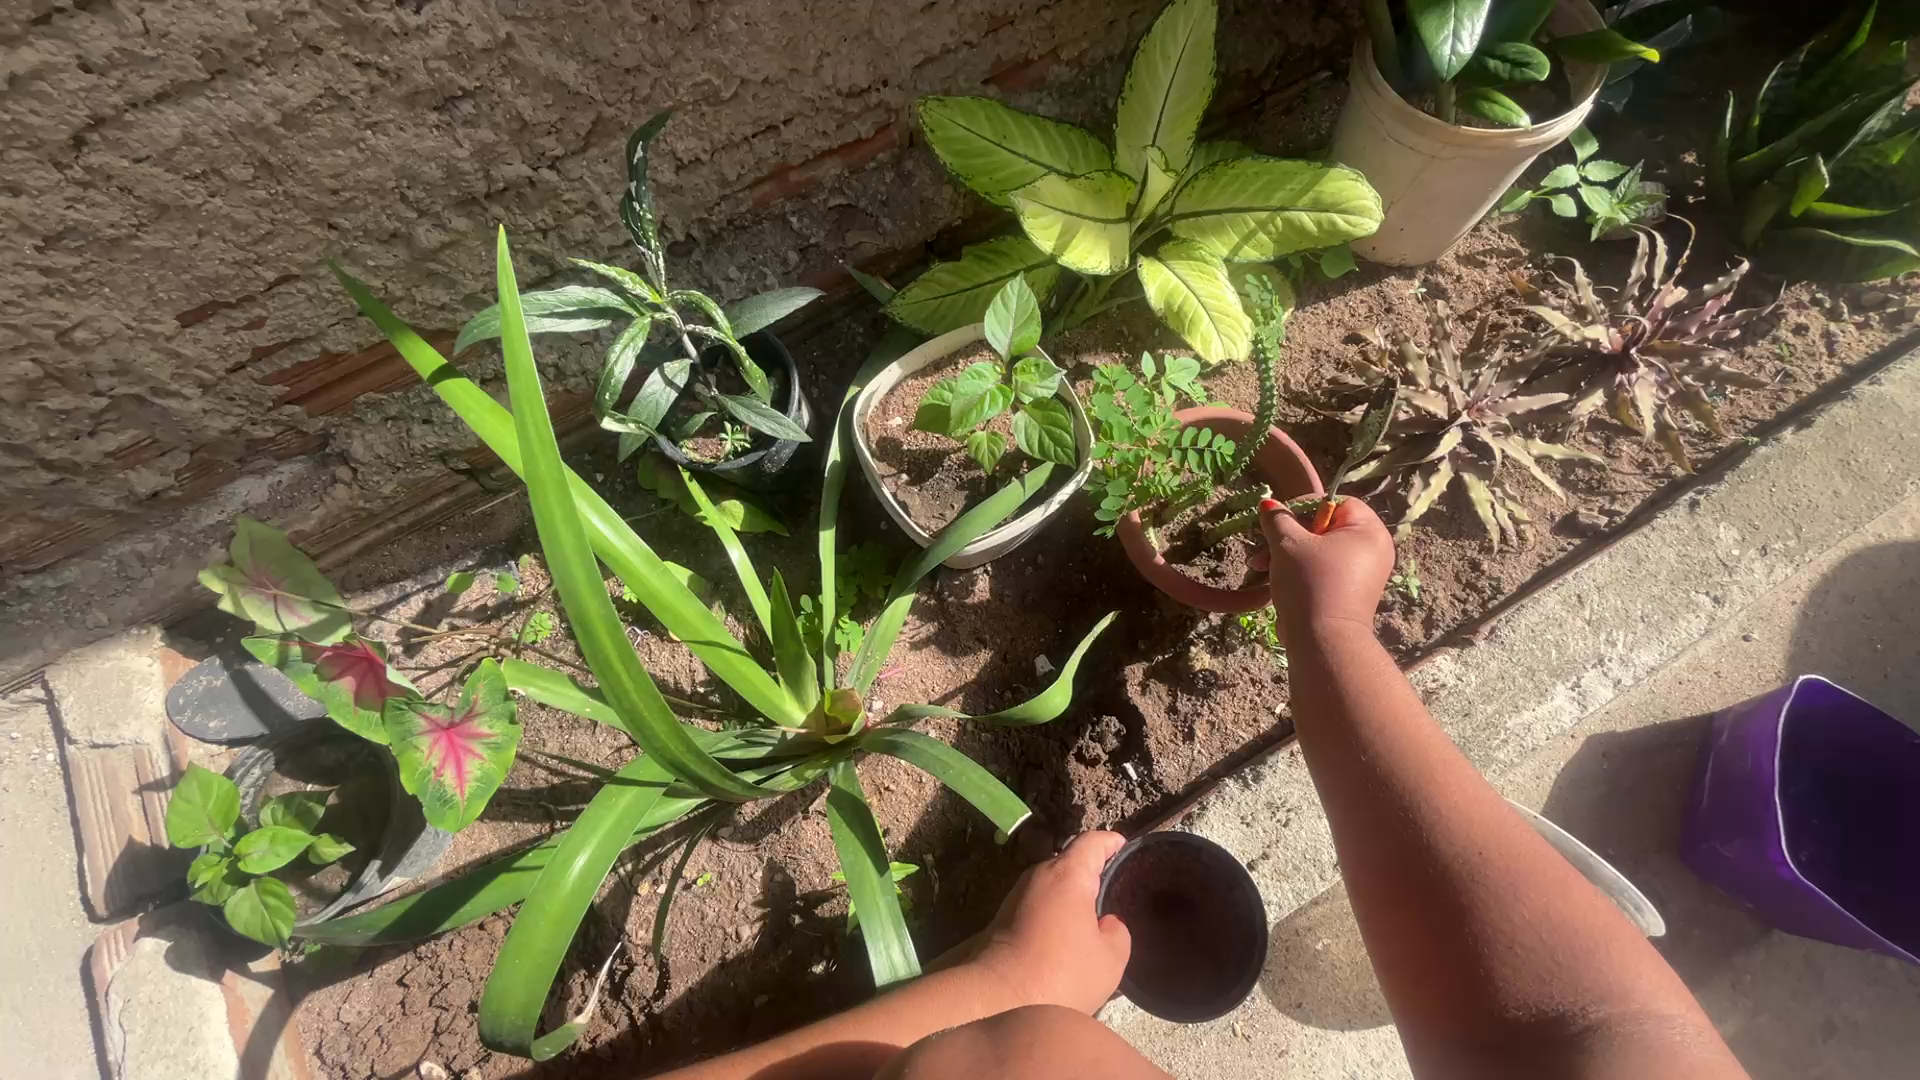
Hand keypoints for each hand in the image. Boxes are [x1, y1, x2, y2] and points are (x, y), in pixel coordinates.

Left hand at [964, 831, 1130, 1013]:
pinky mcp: (1006, 912)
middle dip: (1092, 870)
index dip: (1111, 842)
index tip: (1124, 846)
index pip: (1091, 842)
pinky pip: (1040, 899)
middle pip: (1070, 861)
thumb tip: (1108, 923)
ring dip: (1071, 892)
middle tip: (1114, 887)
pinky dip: (1056, 907)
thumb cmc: (1062, 973)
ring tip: (1093, 913)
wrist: (1000, 995)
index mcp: (1067, 874)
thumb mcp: (1110, 959)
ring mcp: (1019, 892)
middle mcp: (1040, 873)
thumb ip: (1118, 932)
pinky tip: (1067, 932)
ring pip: (1053, 882)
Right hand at [1259, 496, 1394, 635]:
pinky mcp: (1349, 592)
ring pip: (1318, 549)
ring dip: (1286, 553)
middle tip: (1262, 547)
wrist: (1322, 640)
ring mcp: (1362, 573)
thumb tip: (1268, 502)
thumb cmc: (1309, 583)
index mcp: (1368, 531)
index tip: (1278, 519)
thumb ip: (1277, 518)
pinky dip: (1299, 570)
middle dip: (1288, 534)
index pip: (1336, 501)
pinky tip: (1274, 578)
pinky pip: (1322, 569)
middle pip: (1324, 526)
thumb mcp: (1287, 544)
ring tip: (1259, 566)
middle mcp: (1372, 549)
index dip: (1303, 506)